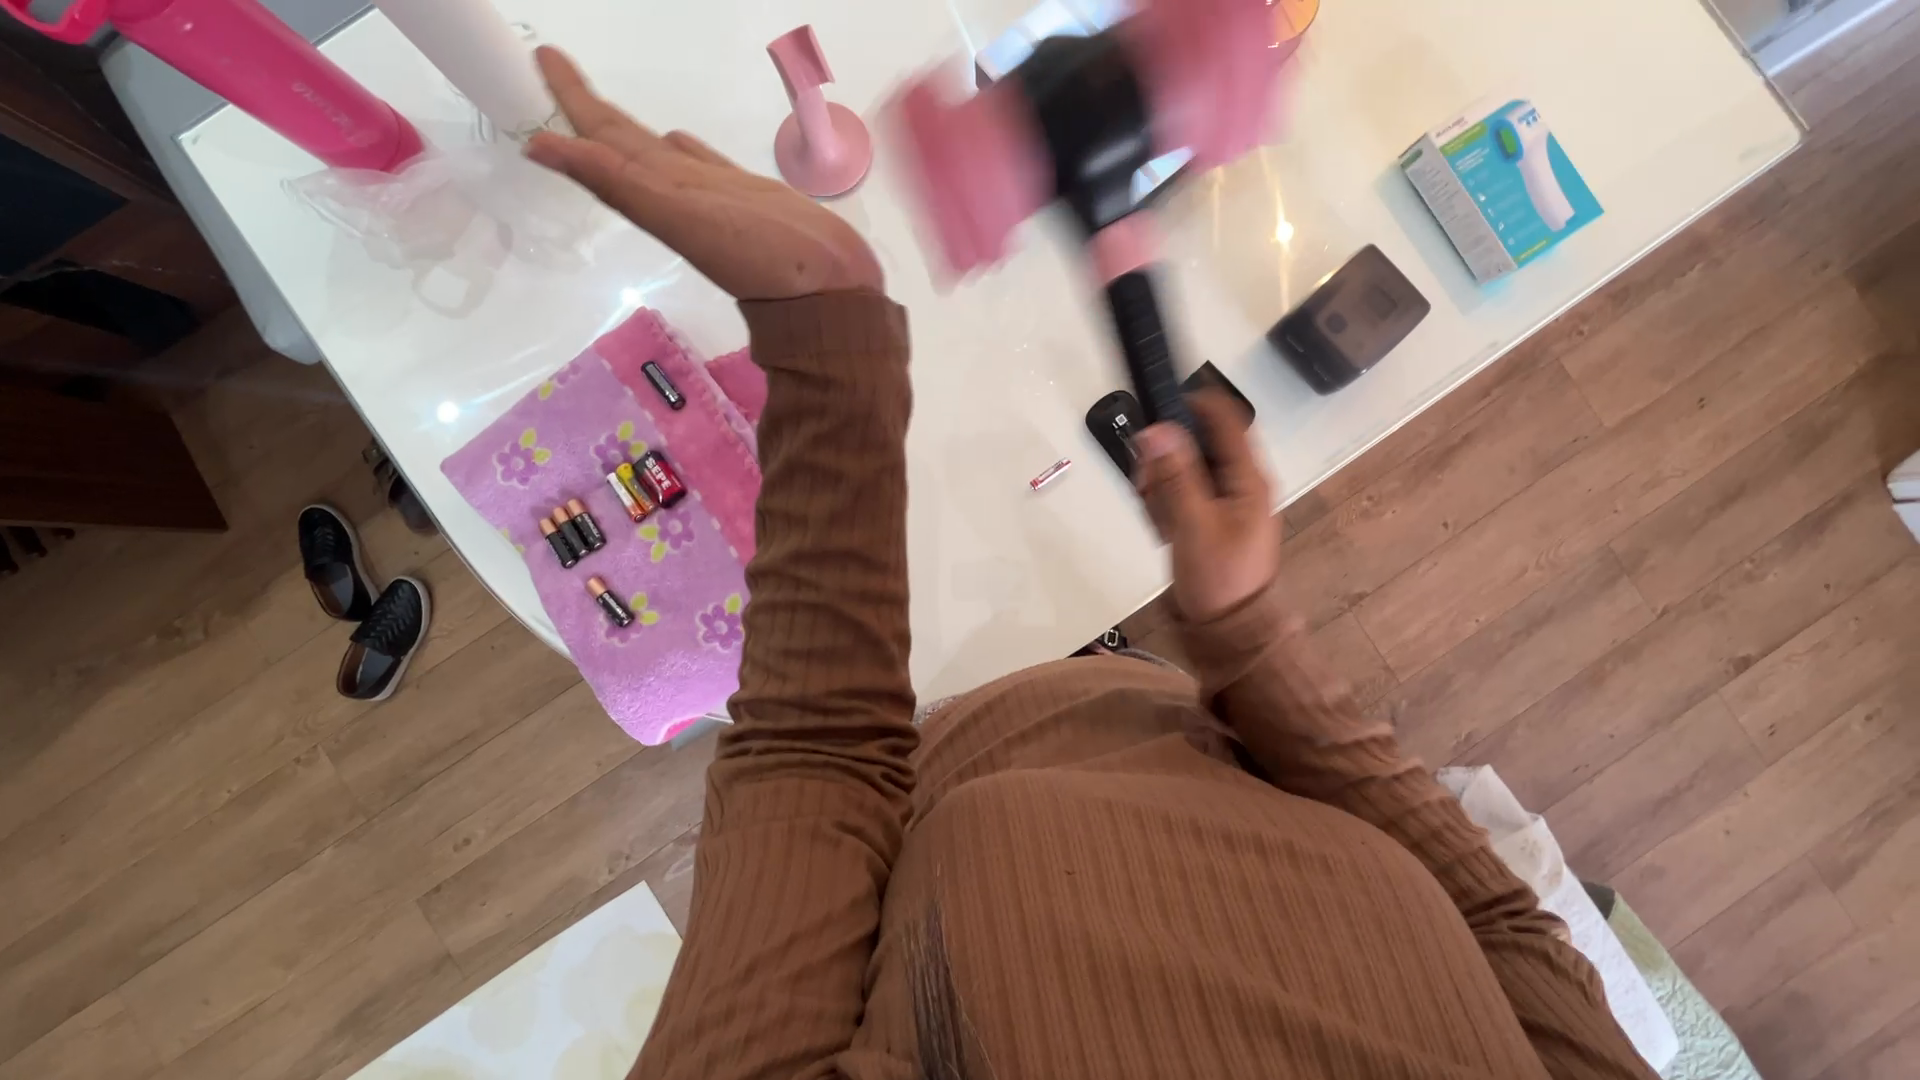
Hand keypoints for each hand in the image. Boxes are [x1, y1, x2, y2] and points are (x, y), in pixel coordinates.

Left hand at [525, 47, 882, 301]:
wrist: (829, 293)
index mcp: (659, 196)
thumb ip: (619, 183)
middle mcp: (680, 193)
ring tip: (606, 105)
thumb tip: (539, 147)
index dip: (571, 105)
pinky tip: (677, 139)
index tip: (541, 60)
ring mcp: (715, 195)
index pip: (603, 142)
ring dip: (630, 128)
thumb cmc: (763, 258)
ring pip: (660, 152)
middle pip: (625, 143)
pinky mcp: (748, 195)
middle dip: (590, 108)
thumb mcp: (683, 220)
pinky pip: (704, 163)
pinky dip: (684, 147)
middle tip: (557, 65)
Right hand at [1133, 392, 1280, 621]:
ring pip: (1184, 471)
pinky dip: (1164, 505)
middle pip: (1197, 445)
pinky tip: (1162, 527)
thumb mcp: (1193, 524)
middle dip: (1165, 459)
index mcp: (1248, 478)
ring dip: (1161, 486)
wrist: (1230, 630)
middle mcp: (1240, 483)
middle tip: (1146, 484)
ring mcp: (1225, 502)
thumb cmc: (1218, 577)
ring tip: (1155, 515)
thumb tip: (1157, 430)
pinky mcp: (1210, 519)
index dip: (1192, 406)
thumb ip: (1175, 475)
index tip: (1156, 414)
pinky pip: (1181, 495)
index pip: (1226, 419)